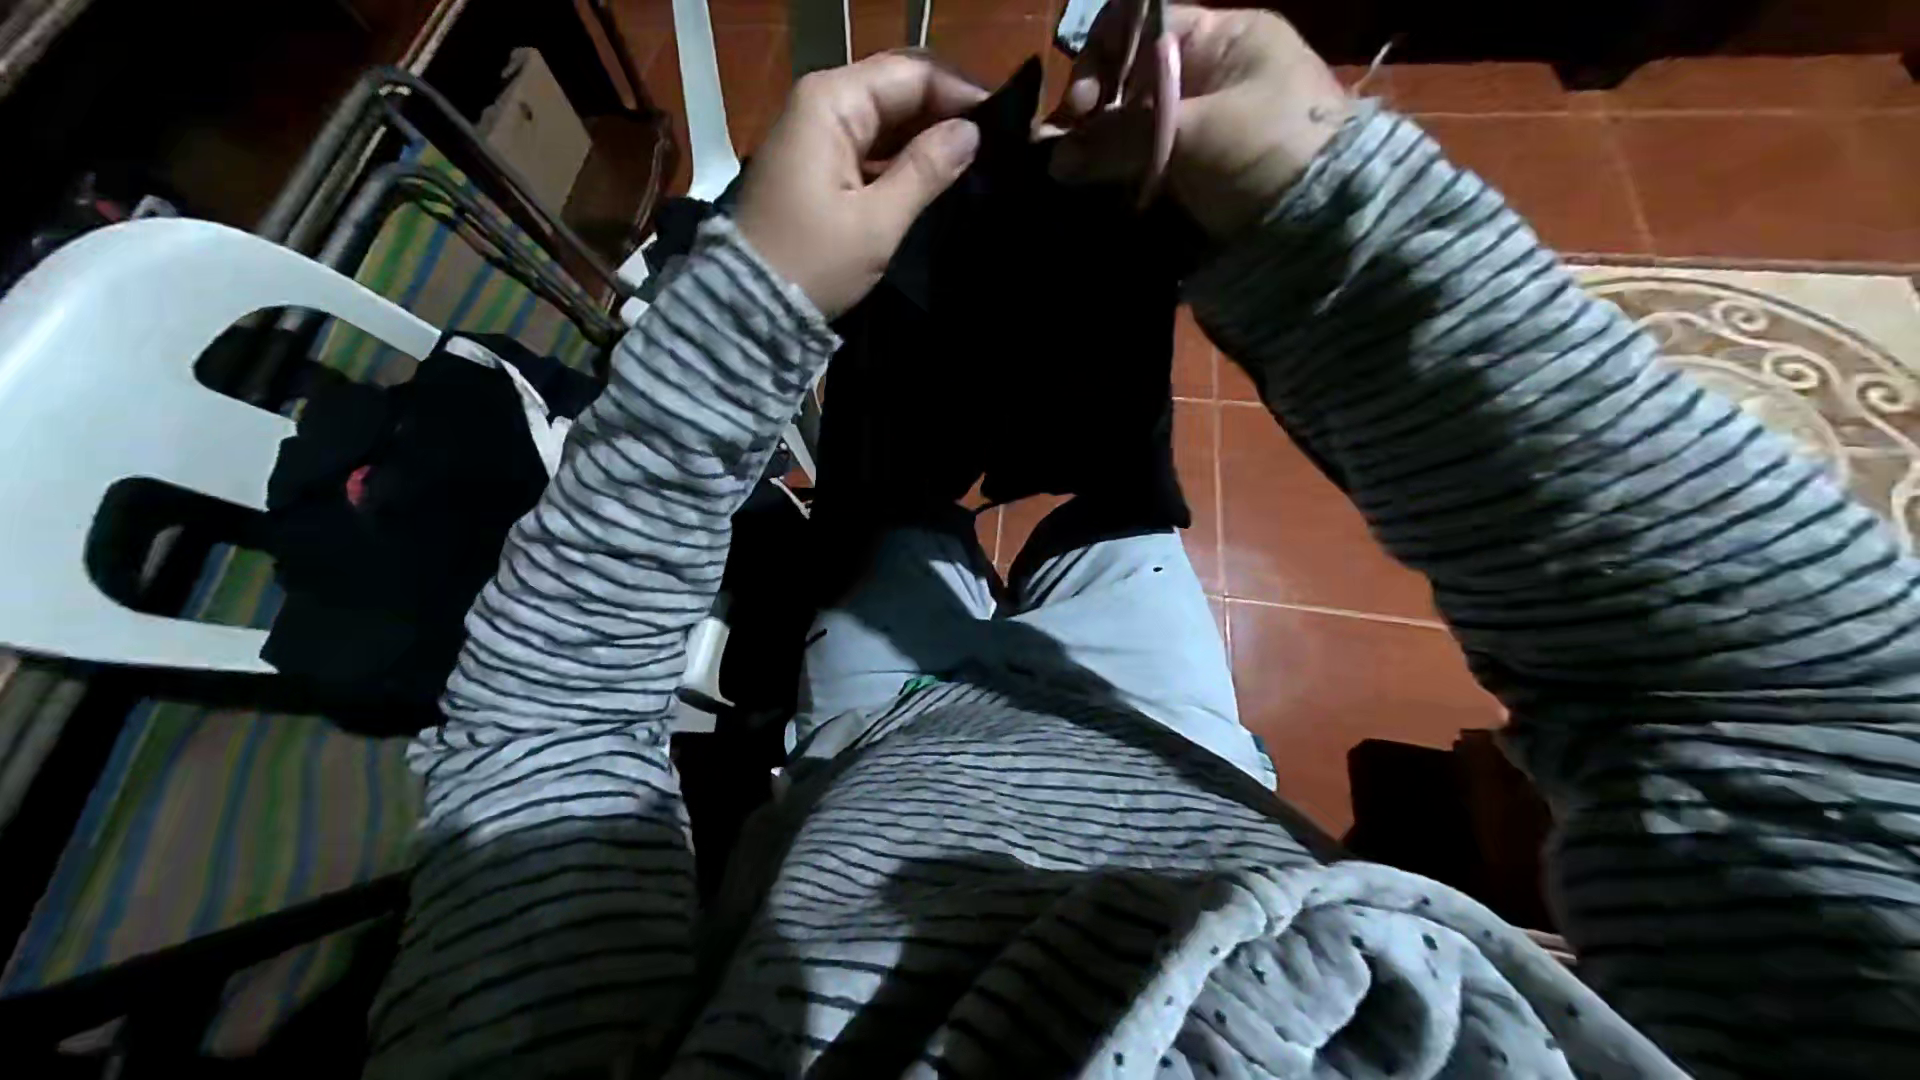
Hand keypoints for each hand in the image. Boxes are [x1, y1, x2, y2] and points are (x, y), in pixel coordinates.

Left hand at [733, 52, 986, 318]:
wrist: (751, 305)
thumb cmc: (813, 264)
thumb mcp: (876, 222)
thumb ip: (925, 171)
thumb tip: (970, 133)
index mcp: (832, 102)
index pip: (911, 74)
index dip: (959, 93)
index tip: (1002, 125)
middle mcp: (822, 103)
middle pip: (897, 90)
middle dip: (945, 113)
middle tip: (993, 146)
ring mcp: (816, 134)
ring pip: (885, 119)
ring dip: (926, 136)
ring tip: (972, 163)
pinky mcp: (817, 165)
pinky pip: (869, 147)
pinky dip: (901, 158)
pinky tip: (933, 177)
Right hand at [1046, 5, 1350, 241]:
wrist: (1320, 229)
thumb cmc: (1268, 152)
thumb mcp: (1196, 134)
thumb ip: (1122, 140)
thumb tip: (1056, 159)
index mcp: (1222, 41)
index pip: (1144, 27)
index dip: (1103, 56)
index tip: (1082, 103)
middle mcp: (1208, 79)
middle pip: (1132, 81)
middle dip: (1094, 112)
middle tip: (1067, 149)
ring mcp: (1200, 131)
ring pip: (1133, 129)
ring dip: (1100, 150)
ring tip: (1069, 176)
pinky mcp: (1193, 179)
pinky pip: (1144, 168)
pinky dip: (1118, 178)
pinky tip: (1093, 190)